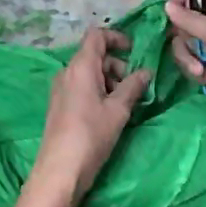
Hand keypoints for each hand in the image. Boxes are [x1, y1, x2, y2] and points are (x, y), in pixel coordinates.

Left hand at [34, 28, 150, 202]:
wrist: (59, 171)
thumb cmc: (91, 135)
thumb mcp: (118, 110)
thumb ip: (133, 86)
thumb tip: (145, 71)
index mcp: (81, 66)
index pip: (96, 35)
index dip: (117, 38)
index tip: (134, 52)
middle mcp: (67, 72)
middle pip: (95, 55)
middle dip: (117, 66)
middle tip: (134, 88)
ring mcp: (61, 89)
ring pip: (89, 72)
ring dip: (109, 81)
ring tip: (124, 104)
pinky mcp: (59, 105)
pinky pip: (81, 87)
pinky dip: (98, 91)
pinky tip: (109, 113)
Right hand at [163, 0, 205, 140]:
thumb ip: (190, 20)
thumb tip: (166, 4)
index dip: (176, 2)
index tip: (162, 14)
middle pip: (183, 25)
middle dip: (182, 40)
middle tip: (191, 50)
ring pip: (184, 47)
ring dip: (188, 60)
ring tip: (202, 72)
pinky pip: (191, 65)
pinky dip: (196, 73)